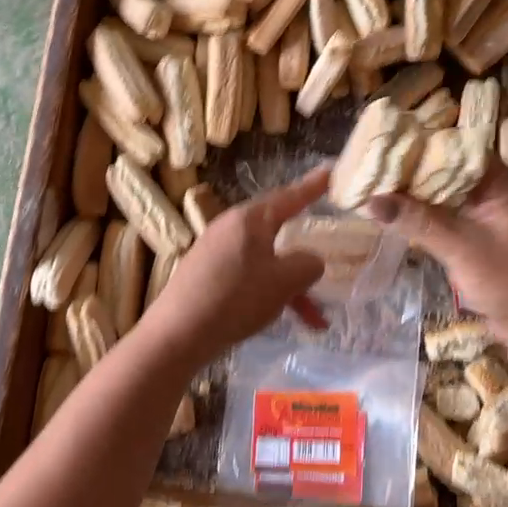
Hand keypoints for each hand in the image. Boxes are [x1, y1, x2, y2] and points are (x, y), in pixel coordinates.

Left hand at [135, 167, 329, 368]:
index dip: (313, 186)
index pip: (290, 196)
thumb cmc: (236, 298)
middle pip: (278, 231)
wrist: (177, 334)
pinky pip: (249, 276)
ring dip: (291, 287)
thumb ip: (308, 265)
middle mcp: (231, 227)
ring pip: (266, 261)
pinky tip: (283, 319)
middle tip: (327, 252)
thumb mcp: (284, 281)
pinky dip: (269, 294)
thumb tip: (310, 261)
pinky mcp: (207, 275)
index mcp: (250, 219)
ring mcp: (216, 251)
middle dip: (305, 254)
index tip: (330, 172)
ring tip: (315, 319)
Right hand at [364, 160, 507, 360]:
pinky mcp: (480, 230)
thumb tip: (371, 200)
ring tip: (375, 185)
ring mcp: (489, 210)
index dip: (419, 147)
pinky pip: (447, 211)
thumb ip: (417, 221)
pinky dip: (424, 210)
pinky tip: (396, 210)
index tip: (383, 149)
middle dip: (411, 170)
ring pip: (445, 190)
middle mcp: (497, 187)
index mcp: (503, 181)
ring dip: (415, 191)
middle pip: (448, 168)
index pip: (456, 150)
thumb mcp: (461, 249)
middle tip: (371, 168)